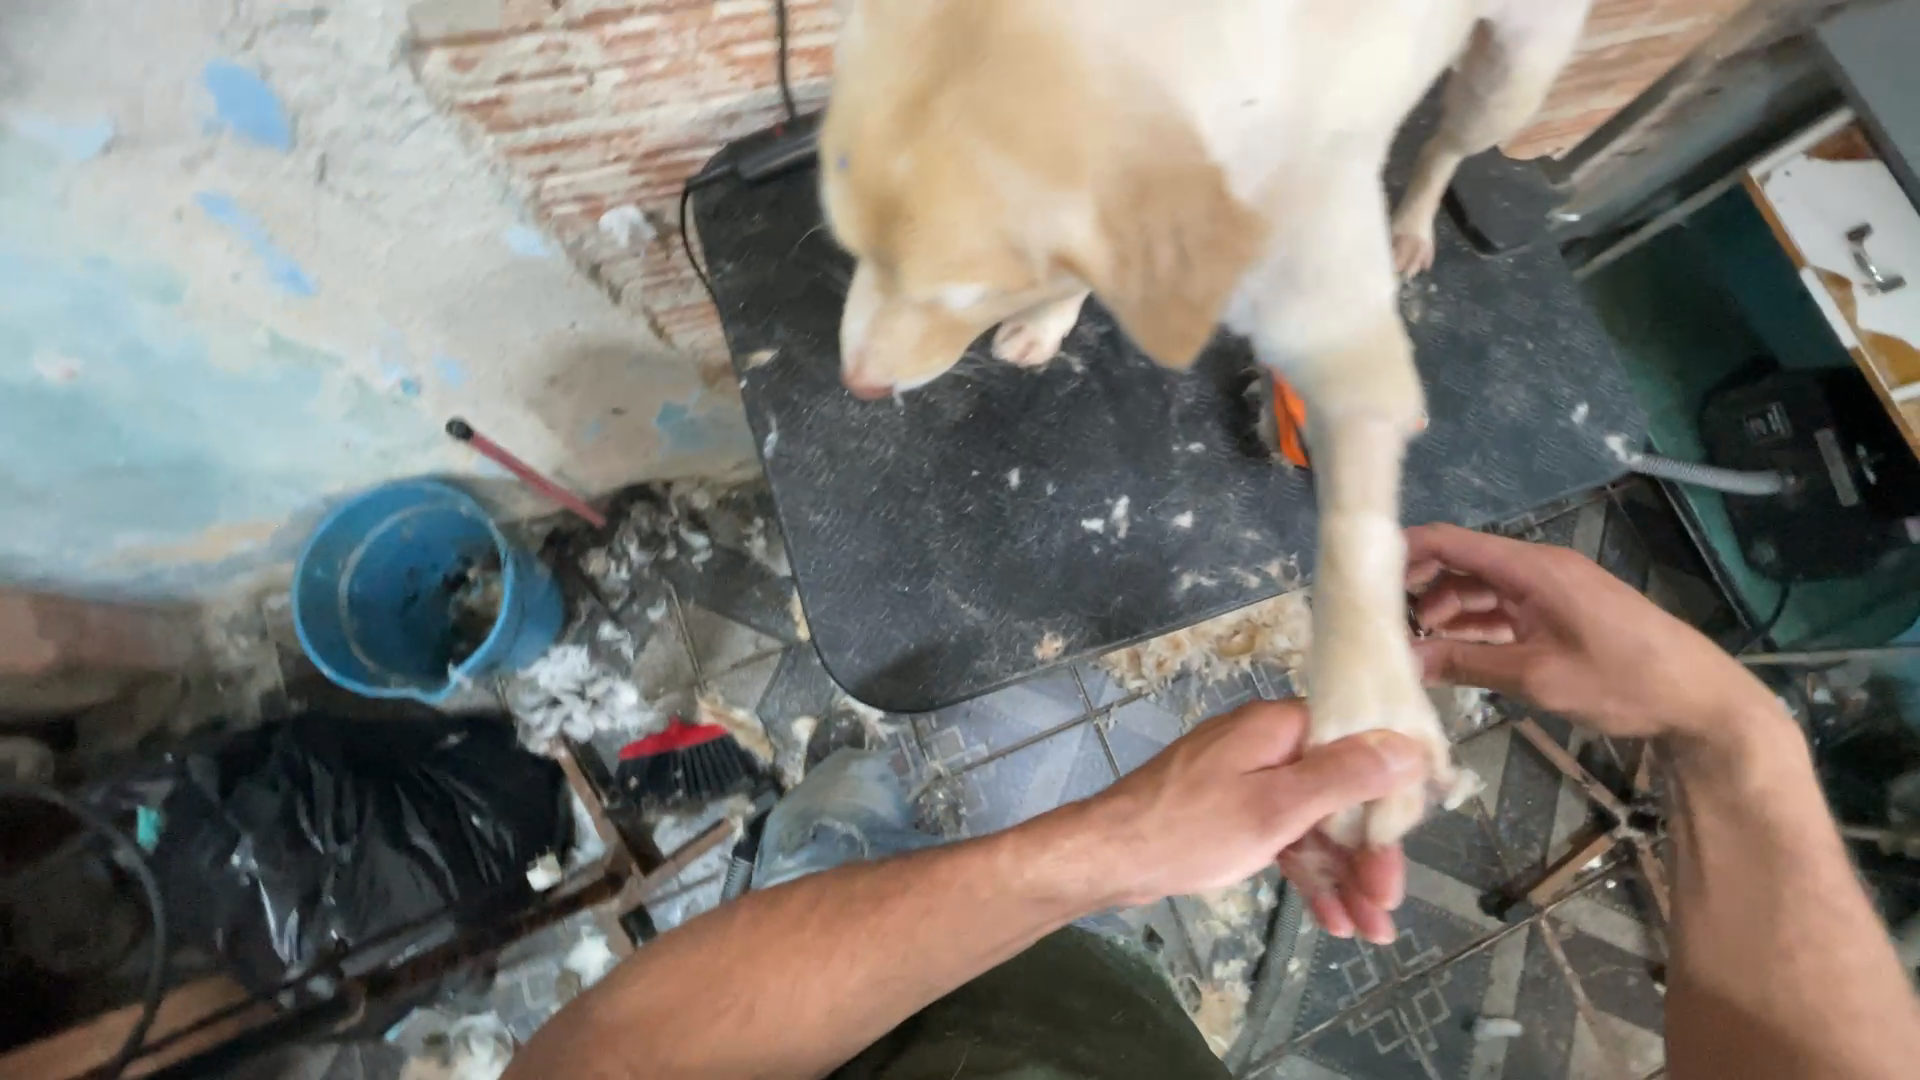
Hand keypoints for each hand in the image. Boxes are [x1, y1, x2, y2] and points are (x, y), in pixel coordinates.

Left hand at [1085, 700, 1425, 943]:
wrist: (1113, 854)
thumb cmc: (1193, 827)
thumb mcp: (1276, 806)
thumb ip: (1343, 776)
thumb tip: (1407, 744)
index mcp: (1275, 727)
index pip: (1353, 744)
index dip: (1387, 791)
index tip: (1407, 839)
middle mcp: (1263, 744)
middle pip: (1335, 789)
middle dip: (1365, 849)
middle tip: (1388, 904)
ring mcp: (1243, 778)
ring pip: (1310, 819)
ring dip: (1341, 872)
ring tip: (1371, 930)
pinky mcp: (1229, 809)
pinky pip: (1280, 834)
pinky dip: (1305, 871)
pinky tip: (1331, 920)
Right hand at [1405, 524, 1781, 746]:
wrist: (1710, 708)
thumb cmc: (1625, 682)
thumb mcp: (1536, 677)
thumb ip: (1463, 663)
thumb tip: (1402, 660)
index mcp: (1532, 568)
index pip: (1450, 541)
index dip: (1403, 551)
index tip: (1362, 575)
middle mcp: (1536, 568)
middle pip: (1458, 562)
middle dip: (1416, 586)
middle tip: (1381, 618)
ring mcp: (1548, 590)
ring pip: (1475, 586)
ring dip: (1441, 609)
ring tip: (1412, 641)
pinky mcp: (1557, 611)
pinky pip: (1498, 606)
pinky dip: (1469, 624)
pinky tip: (1449, 648)